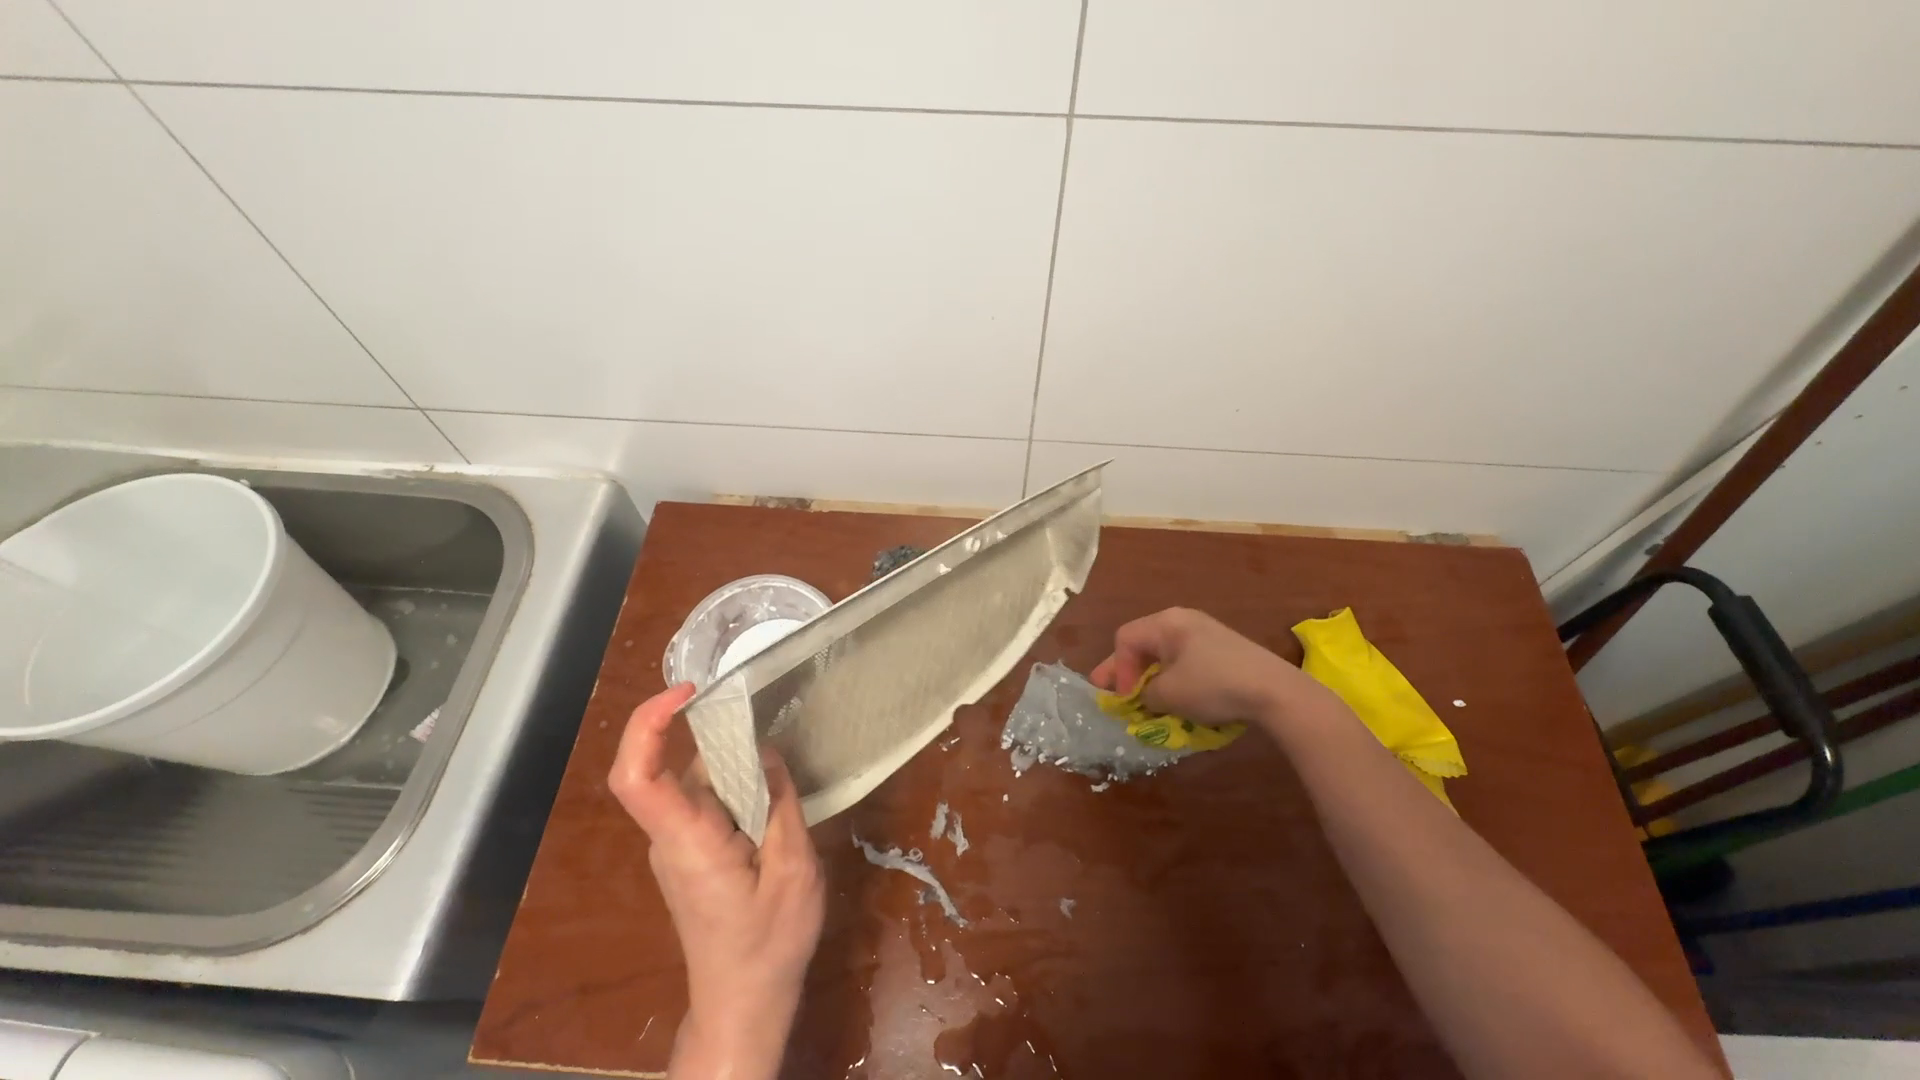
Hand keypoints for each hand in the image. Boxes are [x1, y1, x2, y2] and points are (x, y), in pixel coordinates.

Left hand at [609, 683, 824, 1078]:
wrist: (743, 1002)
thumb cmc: (769, 944)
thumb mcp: (793, 870)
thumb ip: (778, 804)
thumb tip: (765, 750)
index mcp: (687, 840)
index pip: (637, 776)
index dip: (648, 724)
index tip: (688, 692)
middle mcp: (670, 837)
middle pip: (676, 769)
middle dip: (722, 744)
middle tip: (773, 742)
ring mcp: (677, 847)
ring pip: (698, 784)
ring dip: (738, 772)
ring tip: (784, 787)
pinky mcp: (692, 854)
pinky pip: (708, 804)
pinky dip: (739, 791)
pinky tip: (774, 808)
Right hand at [1089, 607, 1329, 728]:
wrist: (1273, 690)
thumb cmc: (1213, 685)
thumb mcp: (1169, 694)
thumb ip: (1145, 694)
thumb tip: (1144, 696)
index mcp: (1166, 622)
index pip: (1125, 640)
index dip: (1118, 670)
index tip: (1126, 698)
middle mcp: (1183, 619)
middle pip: (1143, 643)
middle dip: (1128, 672)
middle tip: (1116, 696)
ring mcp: (1205, 632)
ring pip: (1164, 652)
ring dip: (1151, 676)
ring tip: (1145, 700)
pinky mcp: (1222, 648)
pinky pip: (1185, 659)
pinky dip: (1173, 676)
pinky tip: (1177, 695)